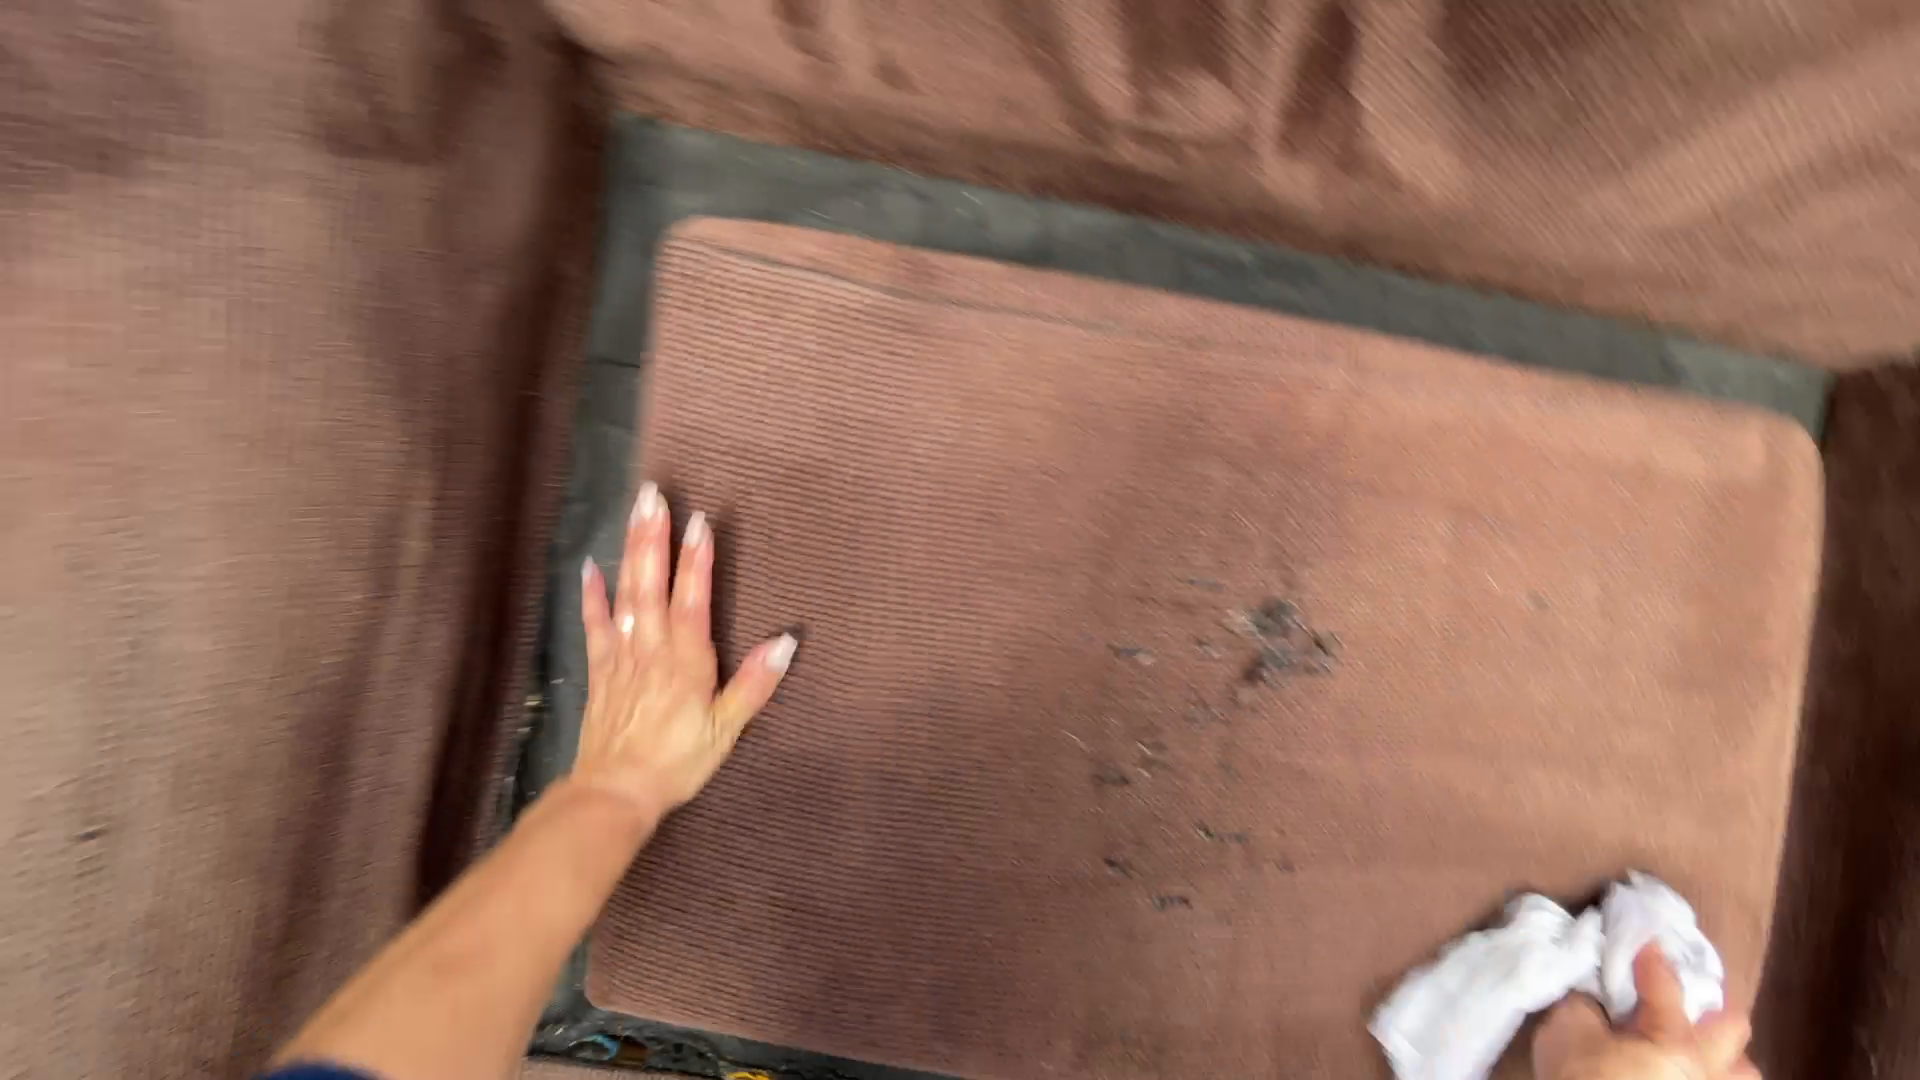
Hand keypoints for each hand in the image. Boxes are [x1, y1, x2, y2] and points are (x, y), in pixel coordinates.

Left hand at [572, 481, 795, 817]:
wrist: (614, 793)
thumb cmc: (678, 761)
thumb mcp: (726, 728)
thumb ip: (755, 683)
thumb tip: (787, 641)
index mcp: (686, 660)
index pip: (693, 599)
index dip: (697, 560)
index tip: (699, 521)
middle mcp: (652, 648)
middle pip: (652, 584)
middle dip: (654, 538)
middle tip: (653, 494)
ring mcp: (622, 656)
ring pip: (626, 594)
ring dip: (630, 551)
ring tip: (633, 513)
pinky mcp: (601, 670)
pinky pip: (594, 625)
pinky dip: (592, 595)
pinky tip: (590, 566)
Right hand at [1533, 945, 1758, 1079]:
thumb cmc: (1583, 1077)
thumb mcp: (1567, 1027)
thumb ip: (1585, 1000)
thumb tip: (1594, 990)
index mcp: (1677, 1040)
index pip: (1665, 985)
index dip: (1652, 957)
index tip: (1646, 934)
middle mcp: (1708, 1071)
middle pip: (1732, 1029)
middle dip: (1711, 1001)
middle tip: (1685, 984)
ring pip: (1741, 1070)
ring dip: (1722, 1049)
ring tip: (1692, 1036)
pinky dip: (1706, 1071)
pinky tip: (1678, 1067)